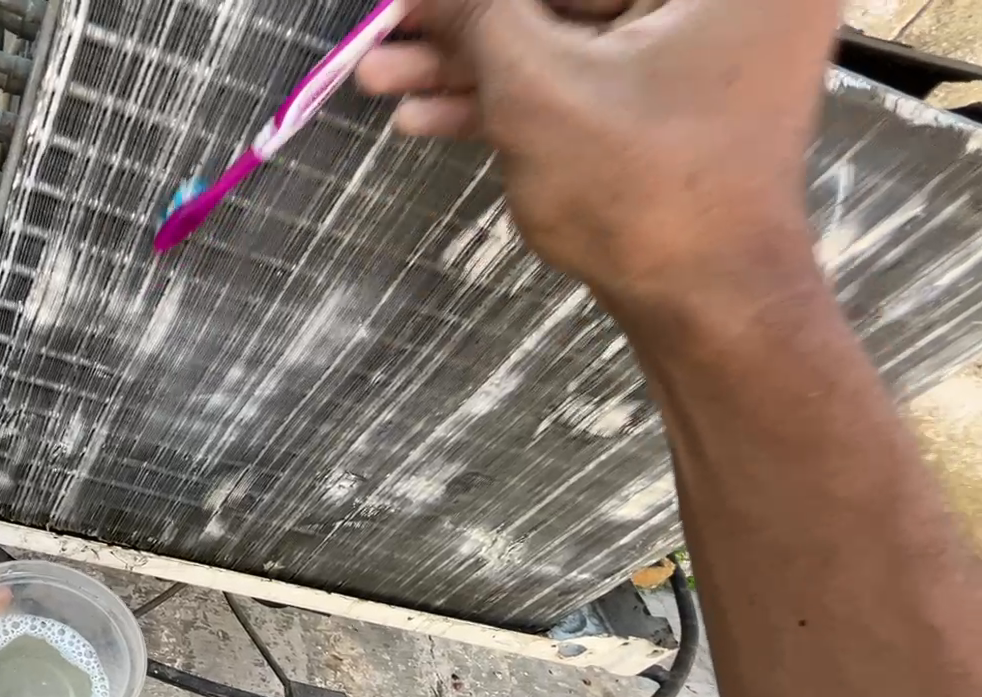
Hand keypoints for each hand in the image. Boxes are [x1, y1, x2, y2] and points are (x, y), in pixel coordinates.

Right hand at [356, 0, 836, 309]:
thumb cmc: (634, 182)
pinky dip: (498, 98)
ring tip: (379, 79)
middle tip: (381, 41)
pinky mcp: (650, 99)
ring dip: (462, 66)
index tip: (407, 2)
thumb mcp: (539, 90)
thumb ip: (482, 19)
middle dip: (463, 26)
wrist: (695, 290)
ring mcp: (685, 46)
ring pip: (553, 40)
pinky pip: (566, 80)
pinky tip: (422, 113)